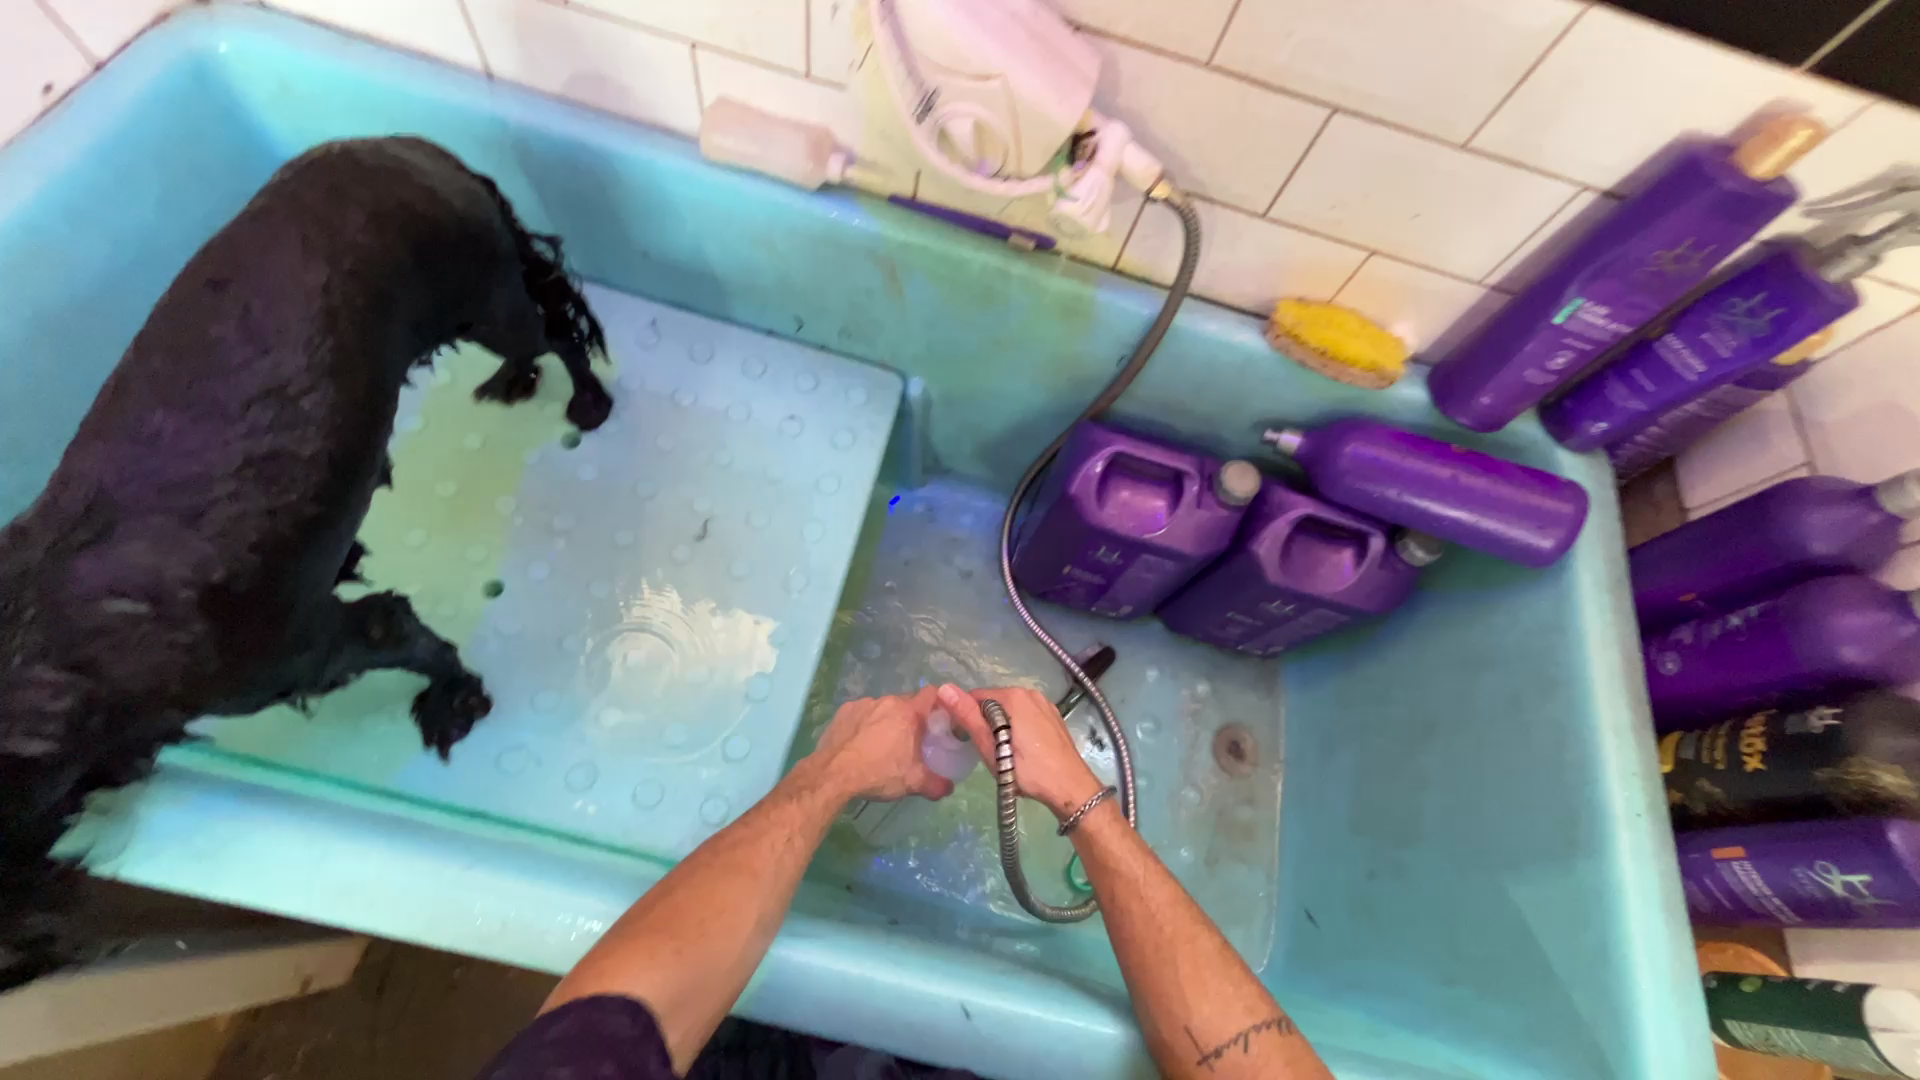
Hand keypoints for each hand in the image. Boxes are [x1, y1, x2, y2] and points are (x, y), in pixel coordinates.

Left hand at [805, 688, 955, 803]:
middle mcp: (888, 701)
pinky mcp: (845, 710)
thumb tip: (949, 788)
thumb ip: (936, 784)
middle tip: (911, 738)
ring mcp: (864, 703)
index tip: (939, 719)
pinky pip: (862, 712)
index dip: (938, 703)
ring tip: (882, 743)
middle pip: (907, 702)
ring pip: (883, 707)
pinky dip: (865, 722)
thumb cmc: (878, 773)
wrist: (833, 774)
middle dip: (912, 717)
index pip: (932, 694)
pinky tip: (860, 741)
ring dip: (887, 719)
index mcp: (909, 713)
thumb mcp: (913, 783)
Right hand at [937, 683, 1101, 820]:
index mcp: (1014, 695)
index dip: (967, 717)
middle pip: (994, 703)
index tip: (967, 740)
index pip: (976, 697)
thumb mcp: (991, 746)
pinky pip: (1026, 717)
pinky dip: (1018, 729)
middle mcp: (1030, 692)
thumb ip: (968, 716)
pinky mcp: (1054, 718)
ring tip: (1003, 754)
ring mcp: (1045, 704)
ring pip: (1011, 711)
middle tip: (986, 751)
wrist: (1070, 787)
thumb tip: (944, 688)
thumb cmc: (1026, 769)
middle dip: (985, 723)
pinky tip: (1021, 751)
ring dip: (1001, 727)